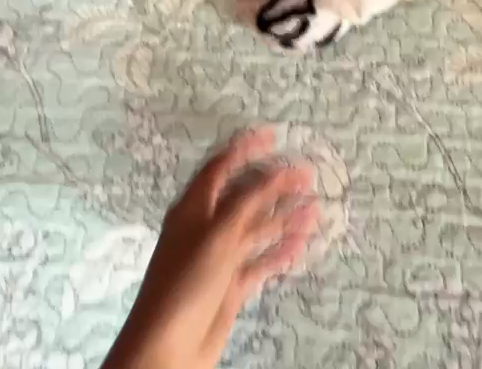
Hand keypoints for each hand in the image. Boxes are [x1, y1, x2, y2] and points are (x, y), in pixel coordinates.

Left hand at [101, 127, 319, 368]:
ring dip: (284, 217)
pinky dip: (280, 251)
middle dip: (274, 184)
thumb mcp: (218, 233)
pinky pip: (259, 260)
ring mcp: (218, 257)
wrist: (166, 349)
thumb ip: (249, 200)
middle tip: (307, 174)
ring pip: (256, 229)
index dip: (245, 148)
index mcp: (194, 208)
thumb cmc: (186, 281)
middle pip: (244, 196)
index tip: (273, 135)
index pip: (220, 166)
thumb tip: (277, 171)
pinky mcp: (229, 284)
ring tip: (315, 209)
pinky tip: (301, 243)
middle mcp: (206, 227)